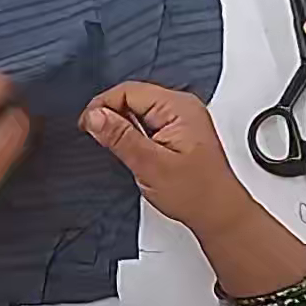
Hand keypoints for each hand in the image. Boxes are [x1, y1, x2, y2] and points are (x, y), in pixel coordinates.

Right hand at [82, 81, 305, 297]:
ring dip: (122, 129)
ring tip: (123, 153)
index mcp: (177, 107)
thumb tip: (94, 116)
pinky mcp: (176, 133)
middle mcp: (181, 108)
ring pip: (137, 112)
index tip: (87, 126)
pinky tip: (135, 156)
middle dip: (111, 117)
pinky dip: (133, 137)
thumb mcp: (150, 164)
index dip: (103, 106)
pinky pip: (146, 125)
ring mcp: (180, 120)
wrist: (218, 215)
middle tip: (101, 142)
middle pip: (132, 98)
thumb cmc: (196, 193)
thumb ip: (120, 137)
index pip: (128, 91)